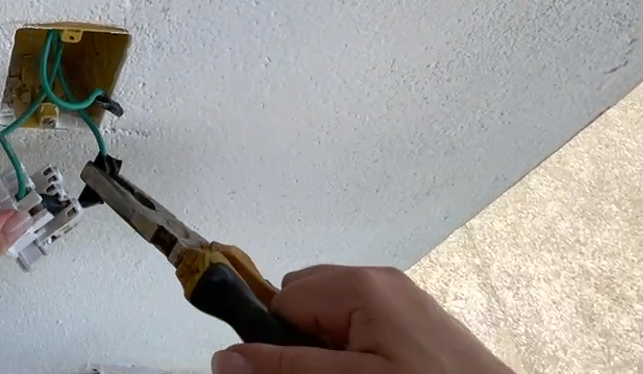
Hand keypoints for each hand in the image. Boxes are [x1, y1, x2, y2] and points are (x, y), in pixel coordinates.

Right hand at [213, 265, 512, 373]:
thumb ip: (289, 370)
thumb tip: (222, 359)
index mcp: (360, 285)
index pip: (283, 300)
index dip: (282, 343)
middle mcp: (379, 277)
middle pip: (305, 298)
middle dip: (305, 341)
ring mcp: (402, 295)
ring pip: (332, 310)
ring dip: (331, 344)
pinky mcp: (420, 315)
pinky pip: (363, 318)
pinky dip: (359, 345)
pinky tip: (383, 373)